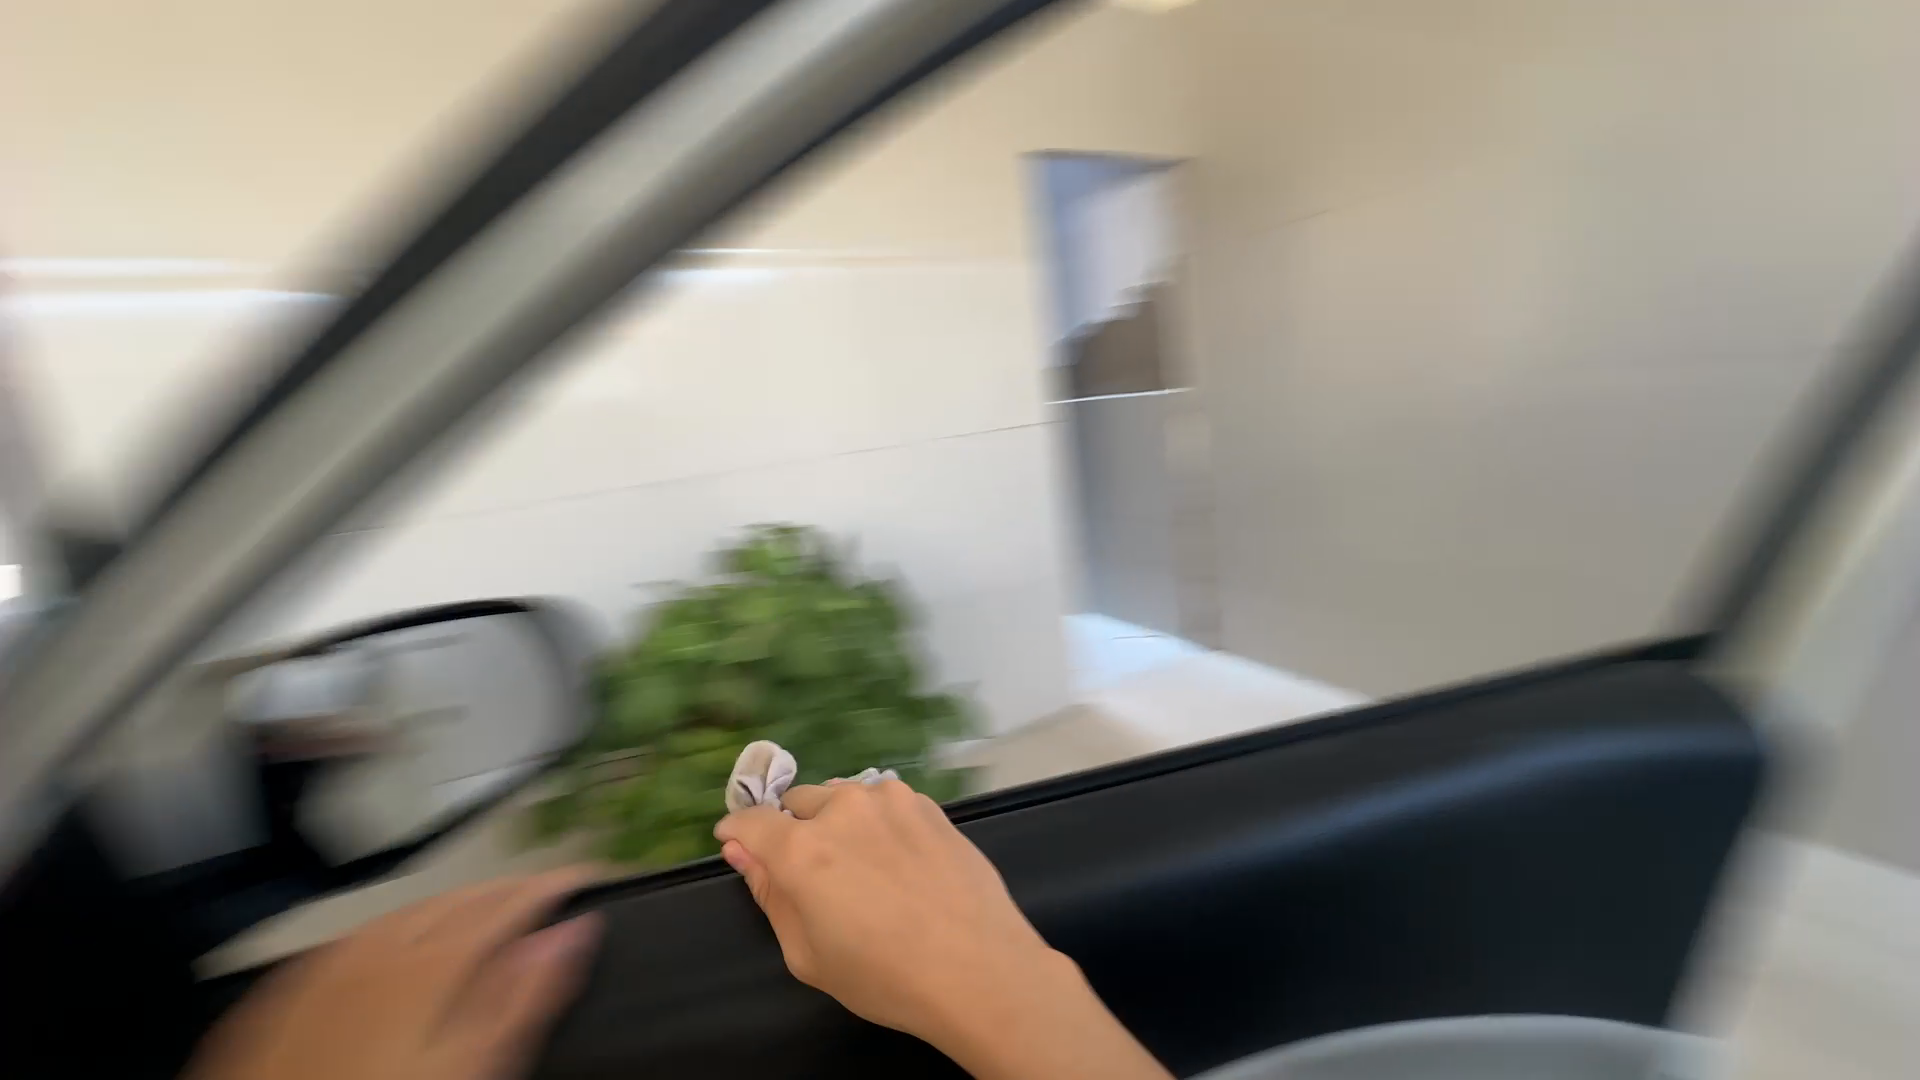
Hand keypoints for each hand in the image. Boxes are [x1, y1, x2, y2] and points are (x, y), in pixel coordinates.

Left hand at [184, 868, 600, 1079]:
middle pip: (467, 895)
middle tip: (555, 897)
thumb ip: (527, 995)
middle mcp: (382, 947)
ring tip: (495, 911)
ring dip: (464, 902)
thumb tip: (577, 927)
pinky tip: (405, 941)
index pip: (516, 898)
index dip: (563, 882)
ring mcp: (328, 967)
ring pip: (413, 909)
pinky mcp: (284, 996)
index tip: (599, 876)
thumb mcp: (474, 1068)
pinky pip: (359, 935)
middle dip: (517, 888)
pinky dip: (403, 925)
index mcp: (433, 960)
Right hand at [715, 779, 1168, 1079]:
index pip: (751, 821)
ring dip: (839, 821)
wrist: (976, 965)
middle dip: (795, 830)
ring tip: (864, 869)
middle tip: (817, 875)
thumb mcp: (807, 953)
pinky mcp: (925, 802)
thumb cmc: (883, 973)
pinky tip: (899, 861)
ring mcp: (889, 798)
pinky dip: (878, 822)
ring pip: (844, 797)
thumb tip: (741, 850)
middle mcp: (843, 806)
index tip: (737, 842)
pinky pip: (884, 803)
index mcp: (802, 848)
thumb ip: (769, 893)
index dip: (738, 832)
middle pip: (798, 803)